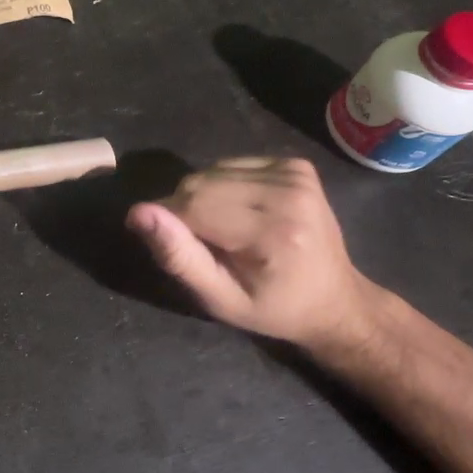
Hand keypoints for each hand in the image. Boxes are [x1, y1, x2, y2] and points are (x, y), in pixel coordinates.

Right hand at [126, 157, 383, 351]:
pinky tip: (243, 211)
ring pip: (210, 171)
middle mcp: (288, 193)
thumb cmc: (273, 308)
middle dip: (186, 211)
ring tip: (225, 230)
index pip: (193, 206)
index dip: (170, 224)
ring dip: (204, 197)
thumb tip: (138, 213)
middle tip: (205, 245)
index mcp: (274, 232)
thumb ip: (178, 256)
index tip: (176, 248)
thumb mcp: (220, 300)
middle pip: (199, 184)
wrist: (335, 300)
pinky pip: (230, 165)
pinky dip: (223, 186)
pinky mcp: (296, 165)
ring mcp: (295, 174)